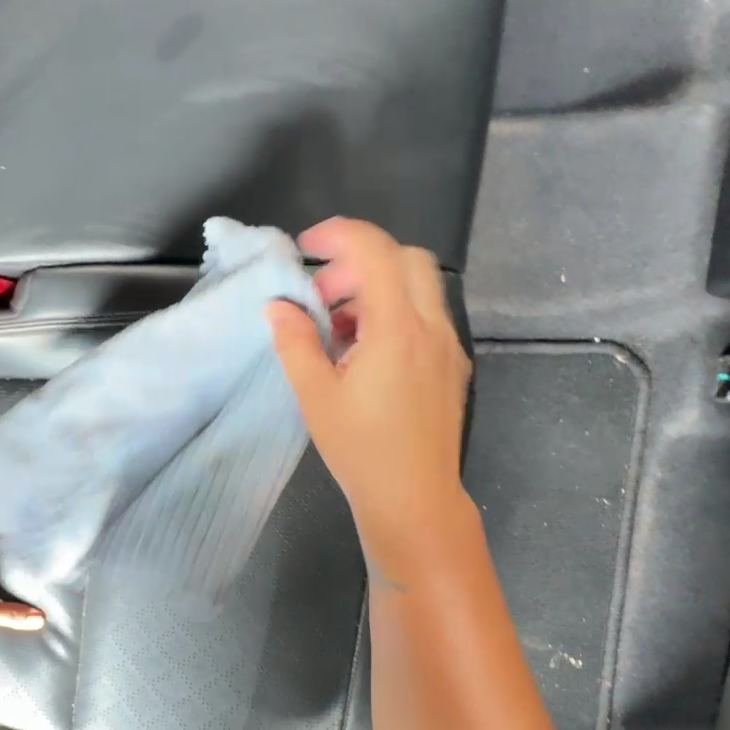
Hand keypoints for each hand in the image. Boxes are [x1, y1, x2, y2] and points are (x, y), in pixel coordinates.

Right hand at [266, 217, 473, 557]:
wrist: (413, 494)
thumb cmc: (358, 447)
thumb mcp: (314, 394)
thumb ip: (295, 342)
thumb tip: (279, 306)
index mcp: (396, 328)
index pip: (376, 252)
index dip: (340, 235)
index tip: (306, 245)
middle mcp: (431, 326)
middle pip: (405, 260)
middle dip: (359, 262)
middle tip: (319, 295)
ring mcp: (447, 345)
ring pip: (418, 288)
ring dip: (375, 289)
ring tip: (334, 328)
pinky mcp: (450, 365)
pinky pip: (424, 317)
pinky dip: (391, 313)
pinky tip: (361, 353)